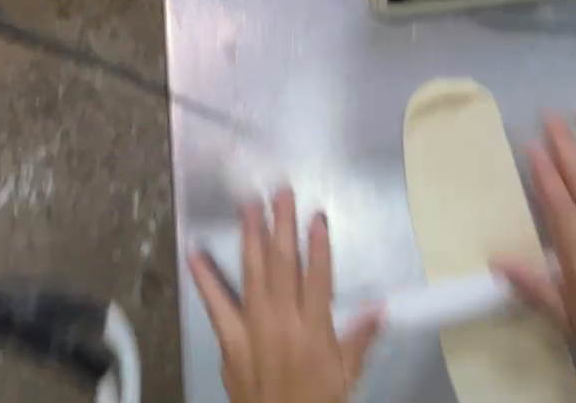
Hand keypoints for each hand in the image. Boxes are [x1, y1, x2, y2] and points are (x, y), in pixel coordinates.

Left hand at [188, 188, 383, 402]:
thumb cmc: (316, 400)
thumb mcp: (346, 374)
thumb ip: (361, 336)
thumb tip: (382, 306)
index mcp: (313, 329)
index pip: (317, 278)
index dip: (318, 246)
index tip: (316, 216)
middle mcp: (282, 320)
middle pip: (283, 264)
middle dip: (282, 225)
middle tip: (280, 192)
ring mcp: (252, 325)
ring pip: (252, 272)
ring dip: (251, 236)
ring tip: (248, 206)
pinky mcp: (229, 337)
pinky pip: (215, 303)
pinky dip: (203, 277)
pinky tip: (193, 251)